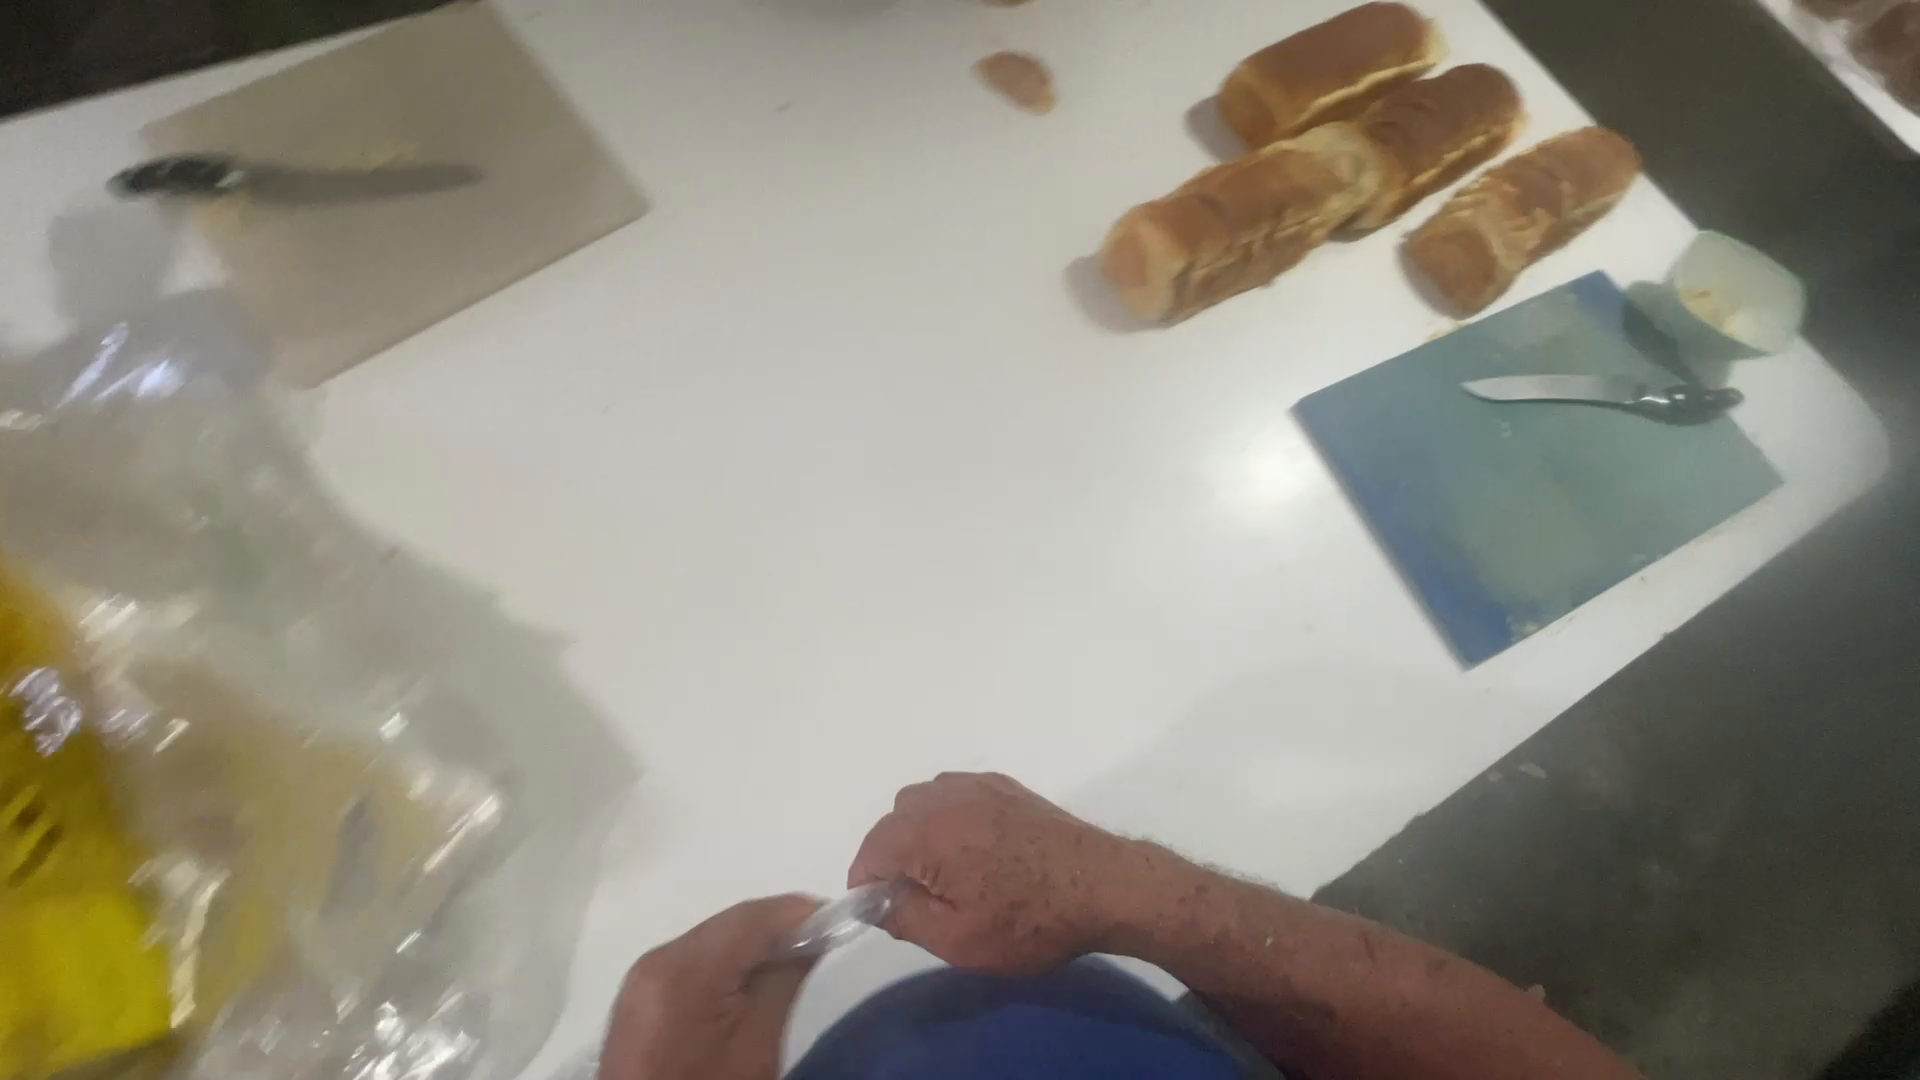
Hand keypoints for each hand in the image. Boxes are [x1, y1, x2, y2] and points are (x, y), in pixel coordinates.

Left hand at [599, 895, 821, 1079]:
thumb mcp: (759, 1049)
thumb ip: (787, 979)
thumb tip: (813, 937)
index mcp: (684, 972)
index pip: (753, 916)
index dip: (800, 912)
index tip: (839, 920)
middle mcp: (658, 959)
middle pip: (733, 923)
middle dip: (780, 926)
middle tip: (824, 940)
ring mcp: (644, 976)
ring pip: (717, 936)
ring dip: (758, 941)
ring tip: (796, 959)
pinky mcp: (643, 994)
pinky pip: (698, 957)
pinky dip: (732, 960)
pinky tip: (756, 980)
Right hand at [847, 772, 1135, 974]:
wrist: (1101, 885)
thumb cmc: (1029, 920)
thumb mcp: (959, 941)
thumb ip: (906, 917)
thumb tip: (875, 902)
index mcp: (930, 833)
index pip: (873, 849)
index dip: (867, 881)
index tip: (881, 908)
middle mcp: (948, 797)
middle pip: (895, 818)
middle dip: (891, 853)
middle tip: (915, 894)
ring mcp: (978, 786)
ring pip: (924, 798)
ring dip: (919, 829)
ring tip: (945, 870)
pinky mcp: (1004, 785)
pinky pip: (956, 790)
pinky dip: (948, 813)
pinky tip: (973, 845)